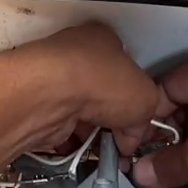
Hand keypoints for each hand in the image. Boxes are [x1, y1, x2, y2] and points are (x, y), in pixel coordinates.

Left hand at [3, 23, 161, 153]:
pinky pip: (61, 130)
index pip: (126, 69)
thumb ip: (147, 112)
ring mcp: (55, 81)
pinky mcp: (40, 107)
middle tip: (123, 137)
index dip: (135, 96)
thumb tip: (134, 131)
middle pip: (103, 93)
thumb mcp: (145, 96)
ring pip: (81, 113)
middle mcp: (76, 56)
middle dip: (114, 118)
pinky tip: (82, 149)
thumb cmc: (92, 78)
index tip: (140, 119)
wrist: (48, 96)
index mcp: (103, 39)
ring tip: (103, 148)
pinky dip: (72, 143)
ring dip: (93, 133)